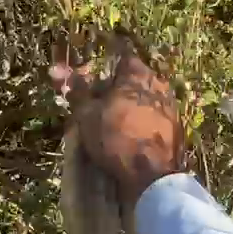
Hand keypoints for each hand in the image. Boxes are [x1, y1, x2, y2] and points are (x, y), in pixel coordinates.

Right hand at [60, 39, 183, 212]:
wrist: (153, 177)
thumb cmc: (116, 138)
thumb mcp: (87, 114)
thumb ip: (76, 89)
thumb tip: (57, 69)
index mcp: (138, 74)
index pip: (117, 57)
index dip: (98, 67)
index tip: (86, 79)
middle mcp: (158, 85)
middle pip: (129, 79)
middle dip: (110, 88)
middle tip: (92, 104)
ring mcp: (170, 107)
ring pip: (140, 99)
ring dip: (124, 106)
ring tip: (107, 123)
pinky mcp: (175, 128)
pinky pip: (150, 117)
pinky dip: (137, 121)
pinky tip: (125, 135)